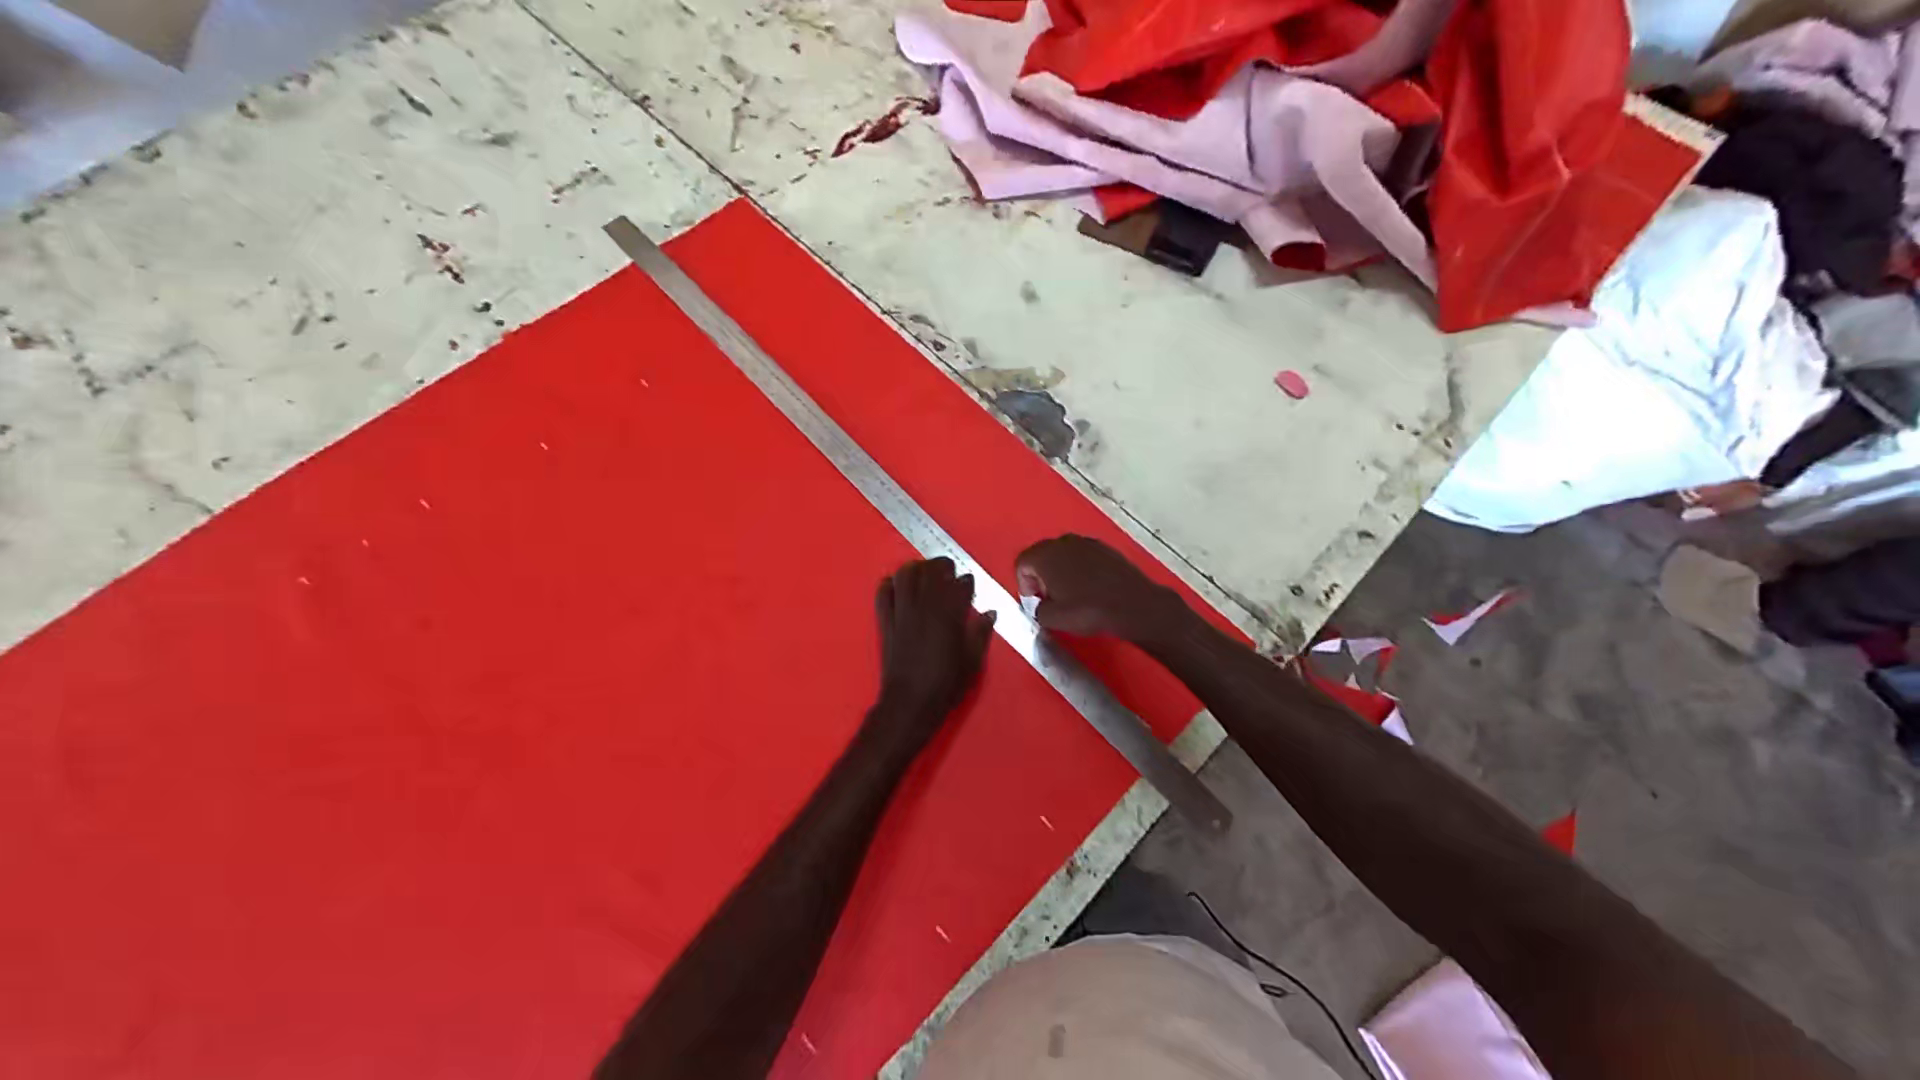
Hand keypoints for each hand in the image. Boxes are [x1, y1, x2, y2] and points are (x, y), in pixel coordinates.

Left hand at [871, 558, 994, 747]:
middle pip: (931, 570)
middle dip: (943, 567)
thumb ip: (980, 633)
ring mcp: (901, 611)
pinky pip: (883, 592)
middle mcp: (924, 606)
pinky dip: (890, 584)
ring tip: (925, 576)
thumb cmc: (945, 685)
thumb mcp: (972, 662)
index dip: (967, 581)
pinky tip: (899, 588)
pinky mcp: (885, 620)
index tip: (969, 584)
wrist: (910, 703)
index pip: (959, 584)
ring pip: (905, 574)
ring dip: (917, 569)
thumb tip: (988, 613)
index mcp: (949, 615)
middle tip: (949, 574)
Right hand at [1014, 534, 1189, 643]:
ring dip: (1062, 572)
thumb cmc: (1087, 610)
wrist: (1133, 605)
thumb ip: (1037, 610)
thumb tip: (1040, 606)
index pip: (1021, 563)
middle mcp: (1063, 542)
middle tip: (1050, 600)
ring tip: (1071, 596)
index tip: (1035, 601)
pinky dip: (1082, 570)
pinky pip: (1084, 557)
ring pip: (1064, 555)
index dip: (1024, 584)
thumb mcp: (1053, 619)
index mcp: (1045, 555)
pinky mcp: (1106, 548)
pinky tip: (1091, 590)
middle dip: (1041, 577)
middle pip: (1042, 556)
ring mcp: (1087, 542)